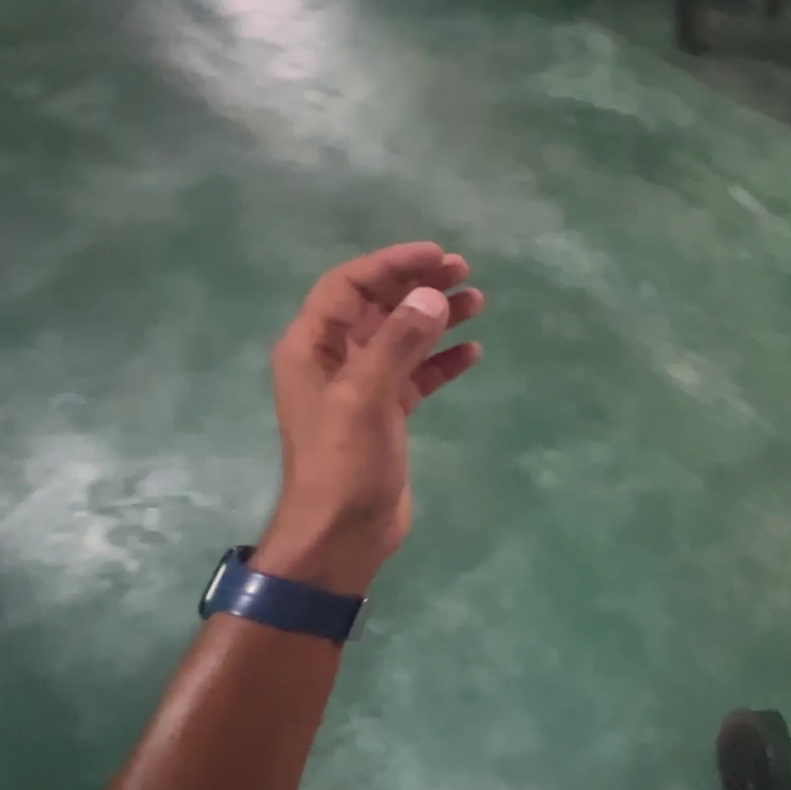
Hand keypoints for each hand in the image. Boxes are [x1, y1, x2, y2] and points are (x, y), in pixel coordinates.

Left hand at [251, 242, 484, 594]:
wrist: (342, 533)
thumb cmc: (344, 464)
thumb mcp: (367, 398)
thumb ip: (398, 344)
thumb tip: (432, 296)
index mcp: (312, 348)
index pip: (349, 286)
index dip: (392, 265)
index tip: (438, 256)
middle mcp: (334, 360)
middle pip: (378, 307)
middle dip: (418, 286)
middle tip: (465, 273)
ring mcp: (362, 388)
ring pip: (402, 339)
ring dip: (437, 319)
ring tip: (478, 303)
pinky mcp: (386, 414)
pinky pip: (417, 375)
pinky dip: (442, 361)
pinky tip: (472, 353)